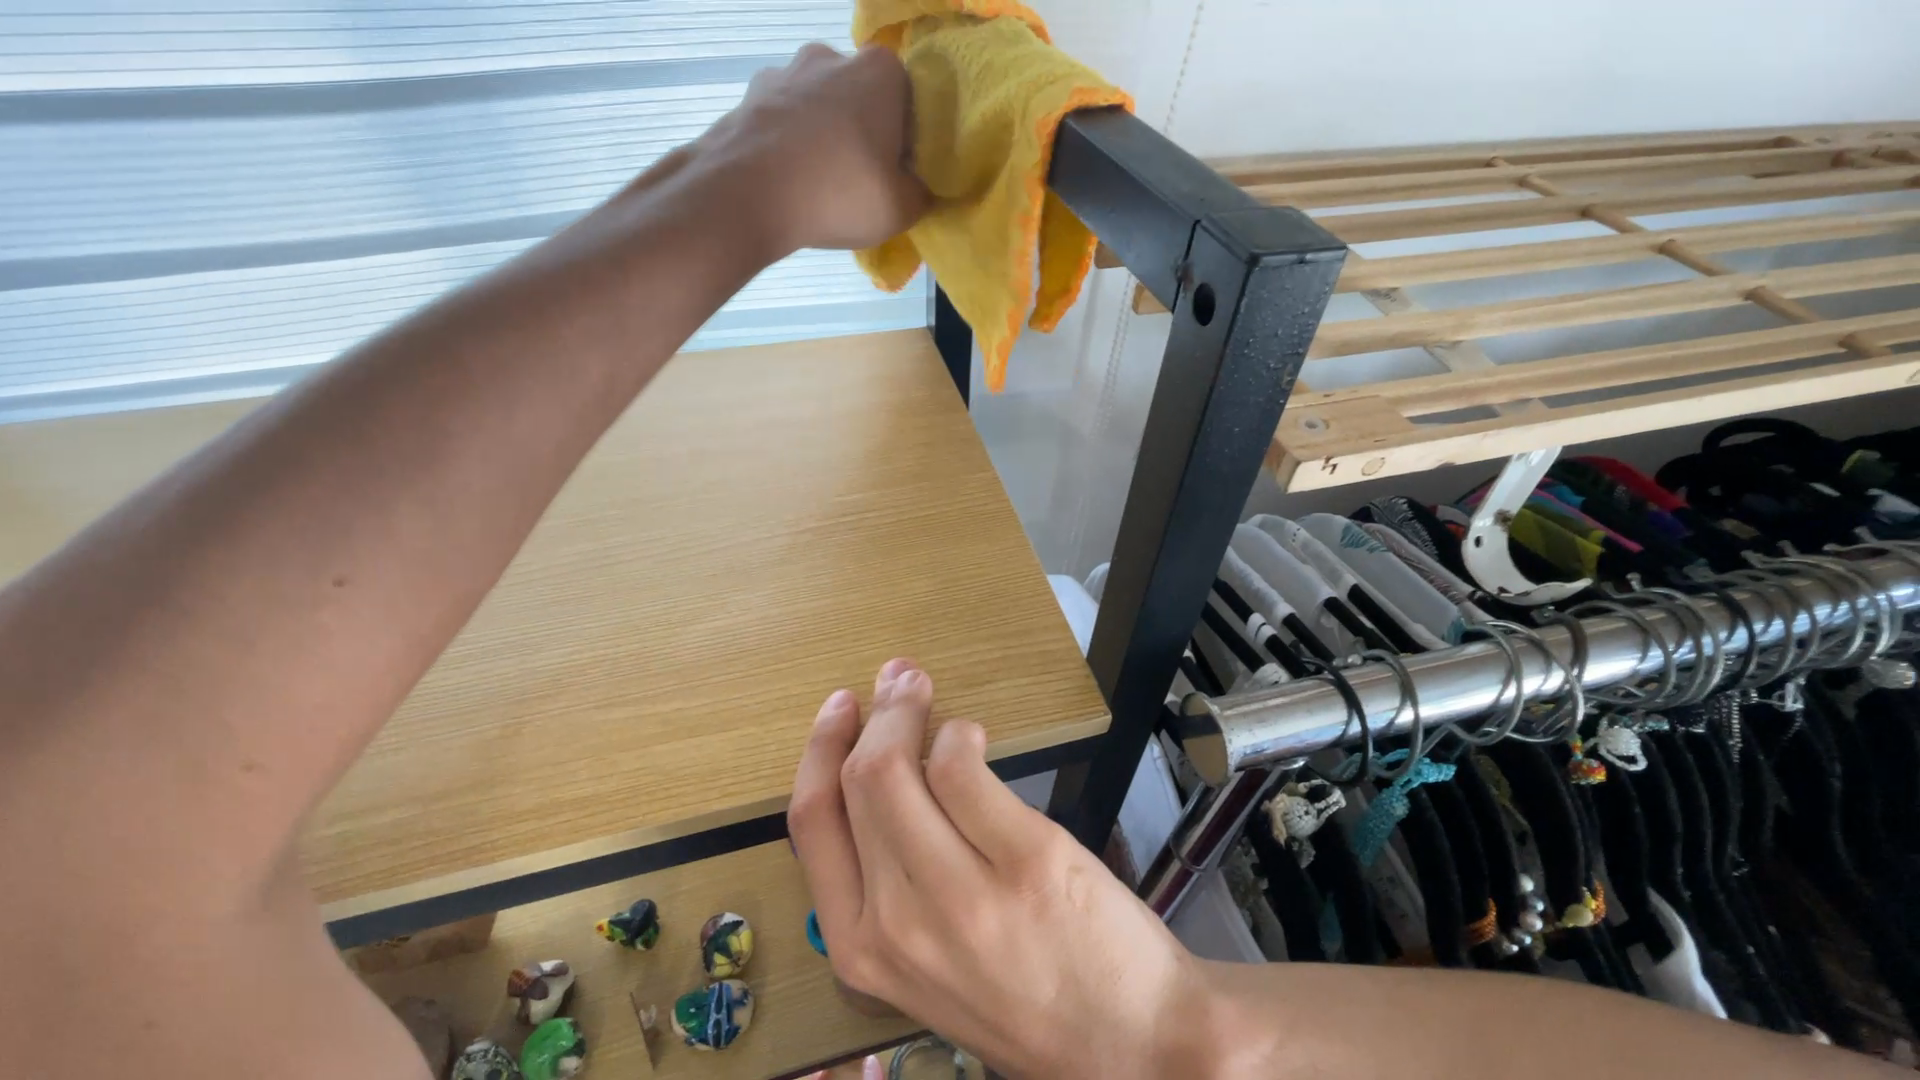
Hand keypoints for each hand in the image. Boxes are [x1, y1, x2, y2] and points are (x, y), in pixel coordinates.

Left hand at [693, 44, 929, 254]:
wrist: (744, 195)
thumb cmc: (838, 192)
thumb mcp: (903, 208)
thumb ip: (921, 193)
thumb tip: (915, 187)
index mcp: (880, 70)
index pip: (909, 103)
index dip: (908, 143)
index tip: (899, 176)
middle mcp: (831, 56)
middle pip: (860, 101)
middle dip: (863, 135)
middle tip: (861, 184)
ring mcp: (784, 73)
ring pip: (817, 110)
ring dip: (822, 140)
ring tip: (818, 188)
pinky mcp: (748, 99)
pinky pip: (781, 125)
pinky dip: (788, 148)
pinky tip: (787, 184)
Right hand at [788, 659, 1219, 1078]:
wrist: (1132, 1043)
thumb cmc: (1021, 996)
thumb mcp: (924, 966)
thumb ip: (885, 887)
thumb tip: (872, 781)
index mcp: (860, 949)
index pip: (809, 824)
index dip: (818, 751)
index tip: (839, 711)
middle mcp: (897, 922)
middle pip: (854, 780)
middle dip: (873, 714)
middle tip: (897, 681)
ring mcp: (961, 893)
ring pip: (895, 765)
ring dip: (909, 709)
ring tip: (926, 694)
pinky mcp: (1025, 858)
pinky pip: (961, 766)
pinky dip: (960, 734)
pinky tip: (972, 737)